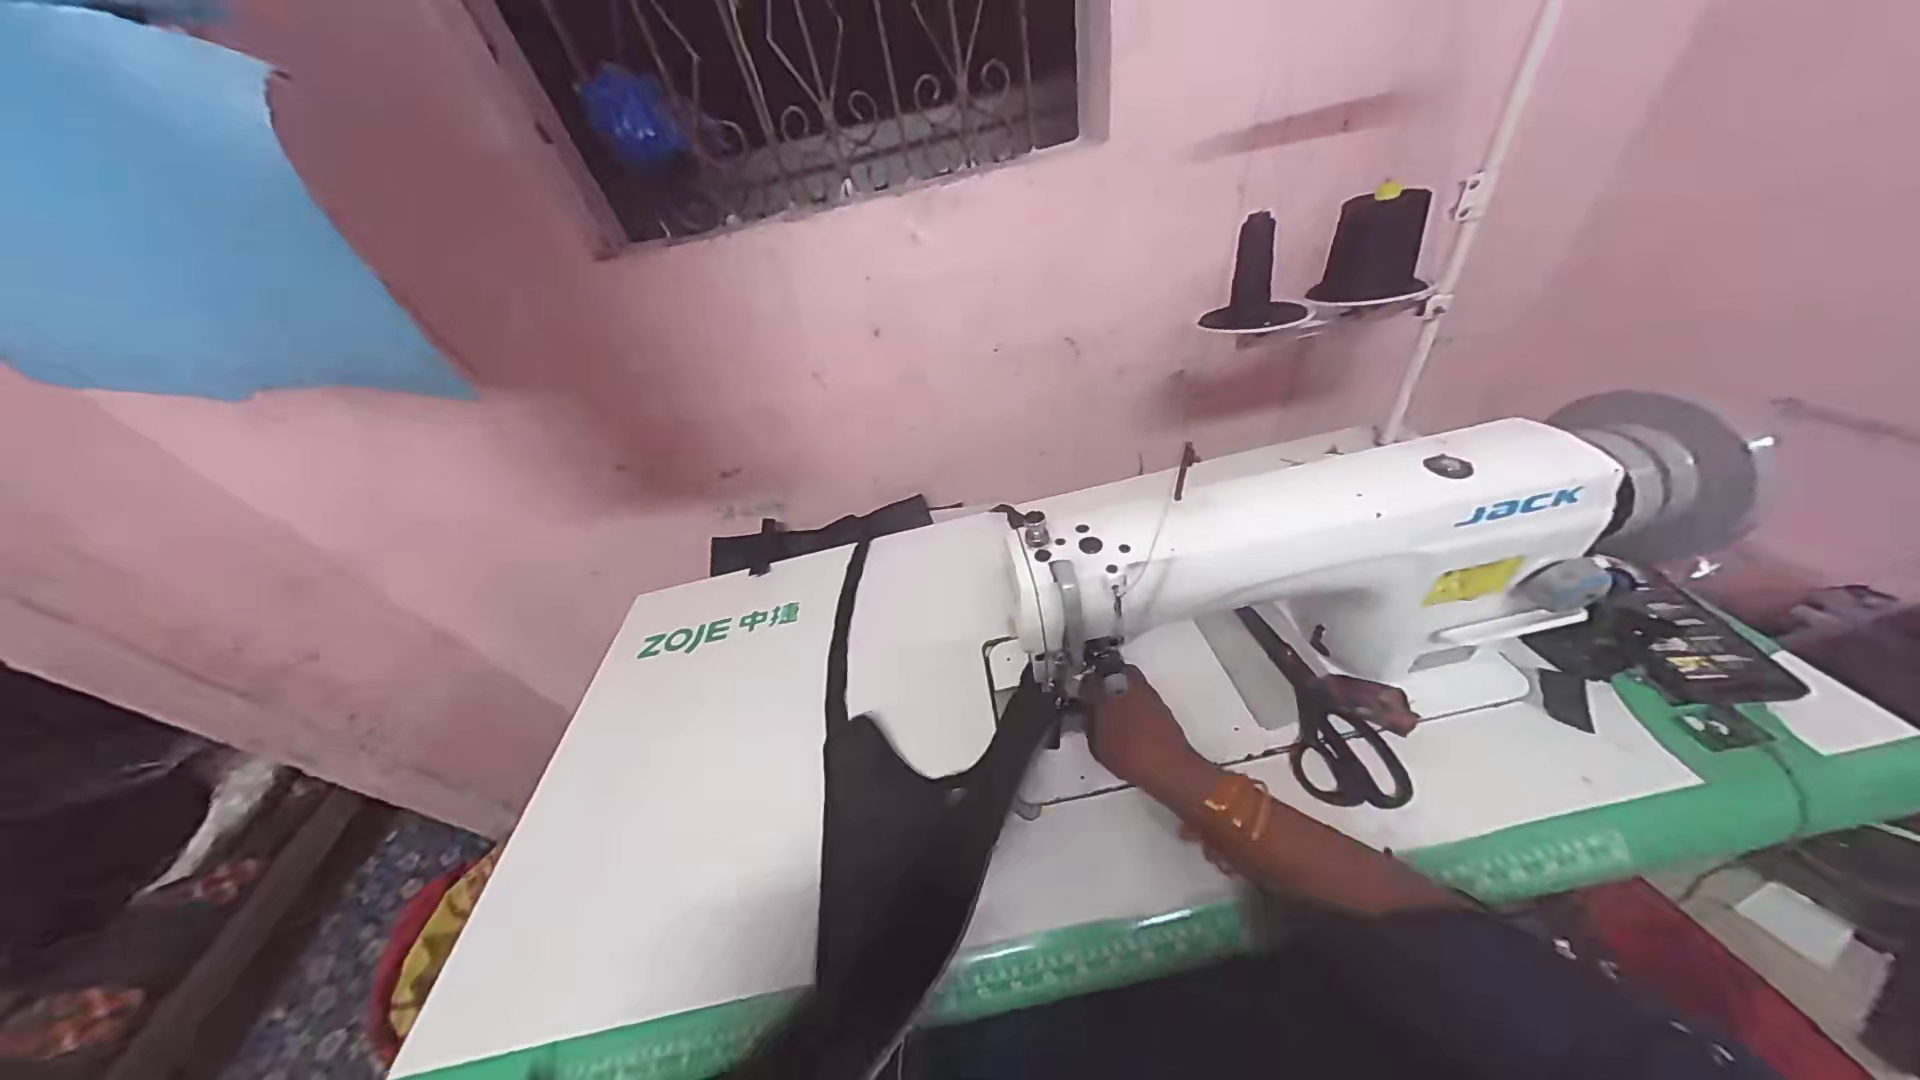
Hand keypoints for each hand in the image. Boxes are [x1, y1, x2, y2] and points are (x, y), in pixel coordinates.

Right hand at [1087, 666, 1212, 800]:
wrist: (1166, 767)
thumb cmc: (1132, 756)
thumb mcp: (1097, 745)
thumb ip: (1089, 724)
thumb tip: (1088, 719)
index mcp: (1105, 691)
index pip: (1087, 680)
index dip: (1082, 689)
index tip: (1081, 697)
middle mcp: (1127, 685)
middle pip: (1109, 671)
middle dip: (1102, 680)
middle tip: (1096, 695)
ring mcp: (1145, 691)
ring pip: (1127, 678)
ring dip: (1118, 686)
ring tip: (1113, 706)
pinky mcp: (1159, 701)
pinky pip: (1141, 691)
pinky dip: (1133, 698)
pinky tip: (1130, 715)